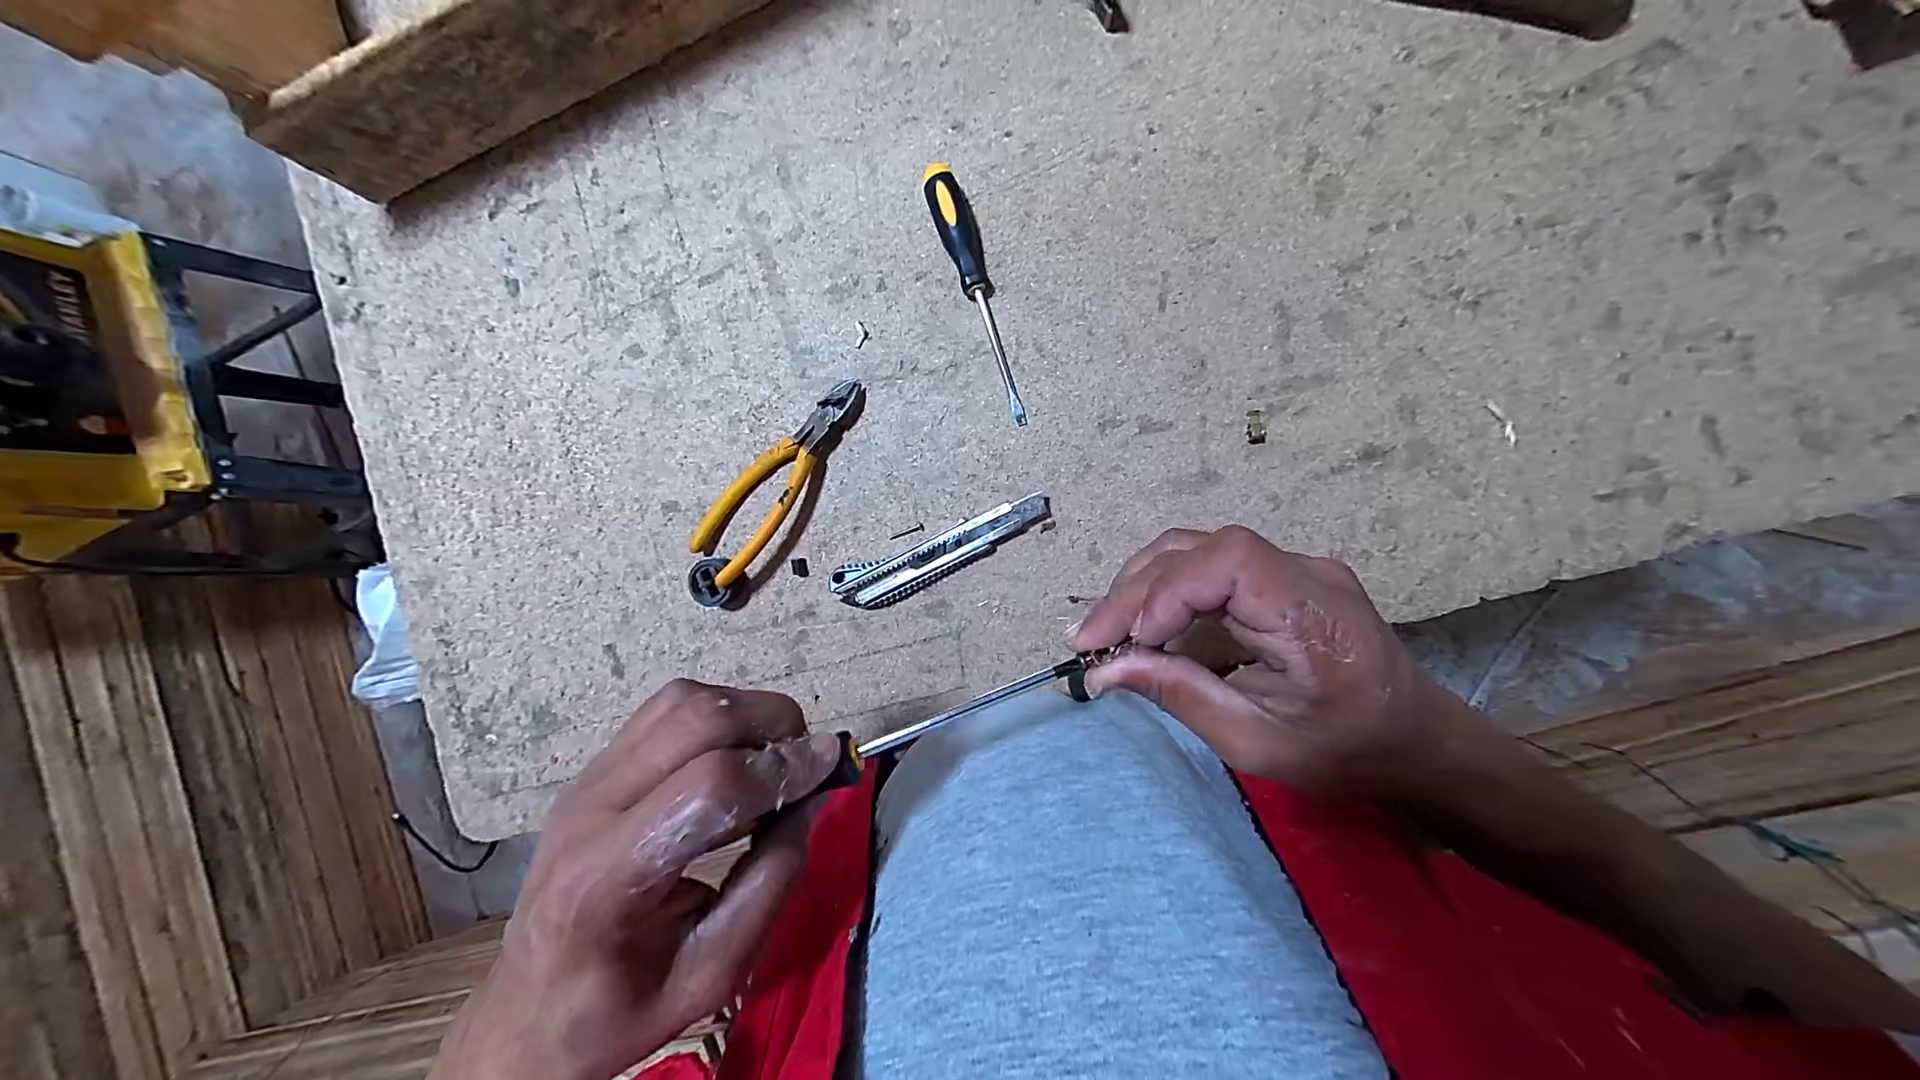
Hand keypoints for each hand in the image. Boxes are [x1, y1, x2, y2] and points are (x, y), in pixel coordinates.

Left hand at [429, 681, 840, 1079]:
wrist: (528, 1010)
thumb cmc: (620, 1007)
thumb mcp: (713, 974)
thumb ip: (772, 881)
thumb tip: (813, 795)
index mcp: (606, 878)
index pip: (710, 785)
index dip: (783, 767)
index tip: (831, 767)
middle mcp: (590, 807)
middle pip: (697, 719)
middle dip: (772, 723)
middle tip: (806, 761)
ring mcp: (589, 776)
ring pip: (684, 699)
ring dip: (748, 712)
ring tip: (773, 757)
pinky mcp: (598, 764)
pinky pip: (670, 708)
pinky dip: (721, 713)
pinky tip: (737, 753)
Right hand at [1072, 526, 1478, 800]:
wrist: (1414, 743)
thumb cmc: (1347, 754)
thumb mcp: (1259, 744)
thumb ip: (1182, 696)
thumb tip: (1106, 670)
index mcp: (1315, 613)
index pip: (1229, 560)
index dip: (1167, 590)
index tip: (1131, 642)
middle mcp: (1303, 573)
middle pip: (1198, 550)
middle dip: (1133, 593)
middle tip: (1086, 642)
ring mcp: (1288, 569)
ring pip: (1193, 551)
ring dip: (1139, 587)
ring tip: (1103, 632)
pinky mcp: (1273, 578)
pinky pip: (1204, 569)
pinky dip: (1160, 593)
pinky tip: (1138, 625)